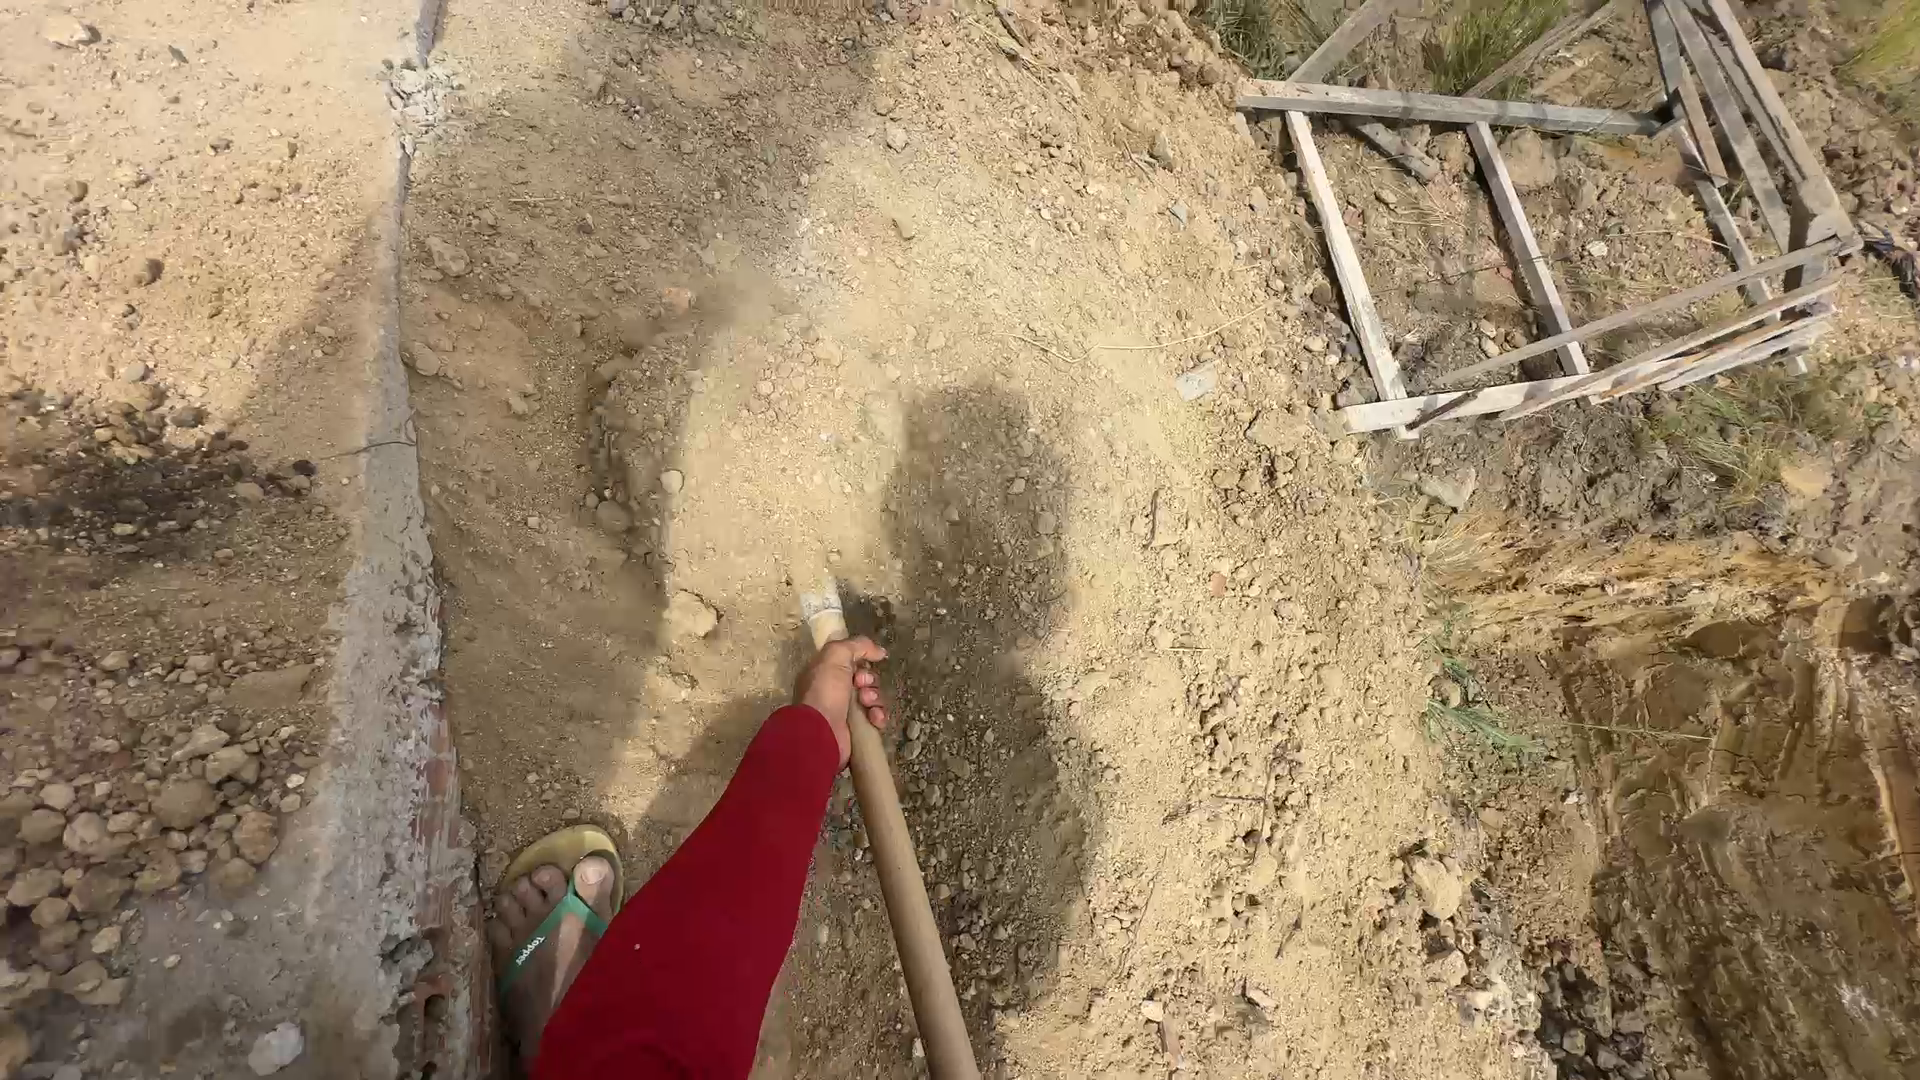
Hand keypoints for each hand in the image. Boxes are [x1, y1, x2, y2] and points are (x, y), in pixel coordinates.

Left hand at [794, 636, 888, 768]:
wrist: (821, 732)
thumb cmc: (825, 691)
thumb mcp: (835, 655)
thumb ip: (857, 645)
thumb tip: (880, 652)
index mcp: (826, 672)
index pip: (852, 661)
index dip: (861, 661)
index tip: (861, 666)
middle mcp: (835, 690)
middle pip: (866, 679)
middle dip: (869, 681)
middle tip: (862, 686)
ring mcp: (846, 711)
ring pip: (874, 697)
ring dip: (875, 698)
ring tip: (867, 704)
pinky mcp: (857, 728)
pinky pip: (877, 717)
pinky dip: (879, 716)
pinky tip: (875, 718)